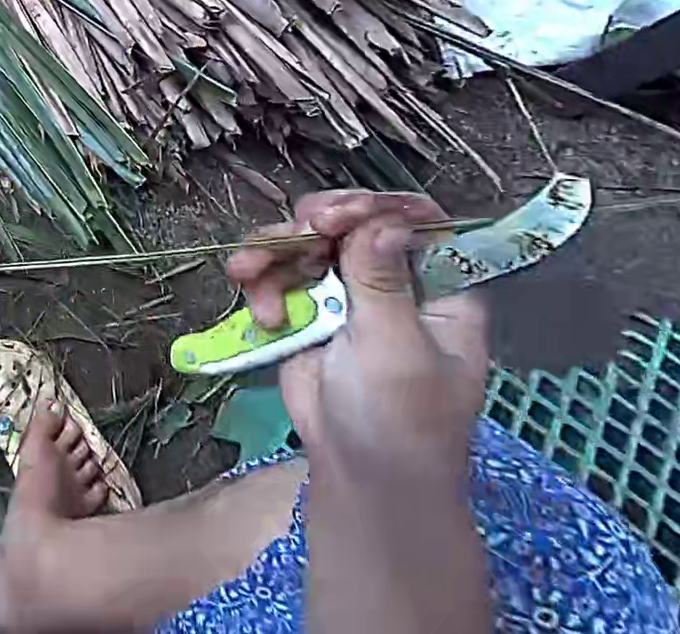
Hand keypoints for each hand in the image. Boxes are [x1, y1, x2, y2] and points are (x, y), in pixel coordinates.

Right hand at [226, 190, 486, 482]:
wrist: (358, 472)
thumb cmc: (400, 417)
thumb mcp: (397, 349)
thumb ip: (382, 281)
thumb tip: (384, 219)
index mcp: (433, 285)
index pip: (411, 221)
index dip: (374, 208)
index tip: (337, 217)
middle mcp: (386, 276)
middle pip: (346, 221)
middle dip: (312, 223)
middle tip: (296, 233)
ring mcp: (341, 290)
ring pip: (301, 243)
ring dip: (270, 254)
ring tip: (246, 275)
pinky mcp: (303, 306)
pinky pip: (275, 274)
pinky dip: (259, 284)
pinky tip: (261, 314)